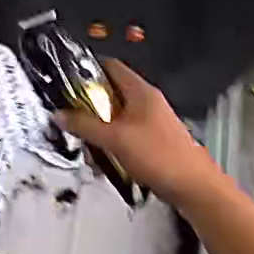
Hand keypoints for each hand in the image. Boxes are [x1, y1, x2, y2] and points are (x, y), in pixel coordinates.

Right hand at [55, 59, 222, 205]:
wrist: (193, 187)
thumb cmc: (160, 156)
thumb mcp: (114, 139)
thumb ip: (84, 125)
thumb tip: (60, 115)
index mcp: (141, 92)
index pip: (110, 66)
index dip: (88, 70)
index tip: (69, 81)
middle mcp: (147, 102)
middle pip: (111, 93)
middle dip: (89, 106)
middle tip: (74, 117)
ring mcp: (152, 121)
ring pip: (116, 115)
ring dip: (100, 128)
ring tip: (89, 143)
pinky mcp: (153, 140)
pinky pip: (125, 133)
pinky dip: (112, 142)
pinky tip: (106, 159)